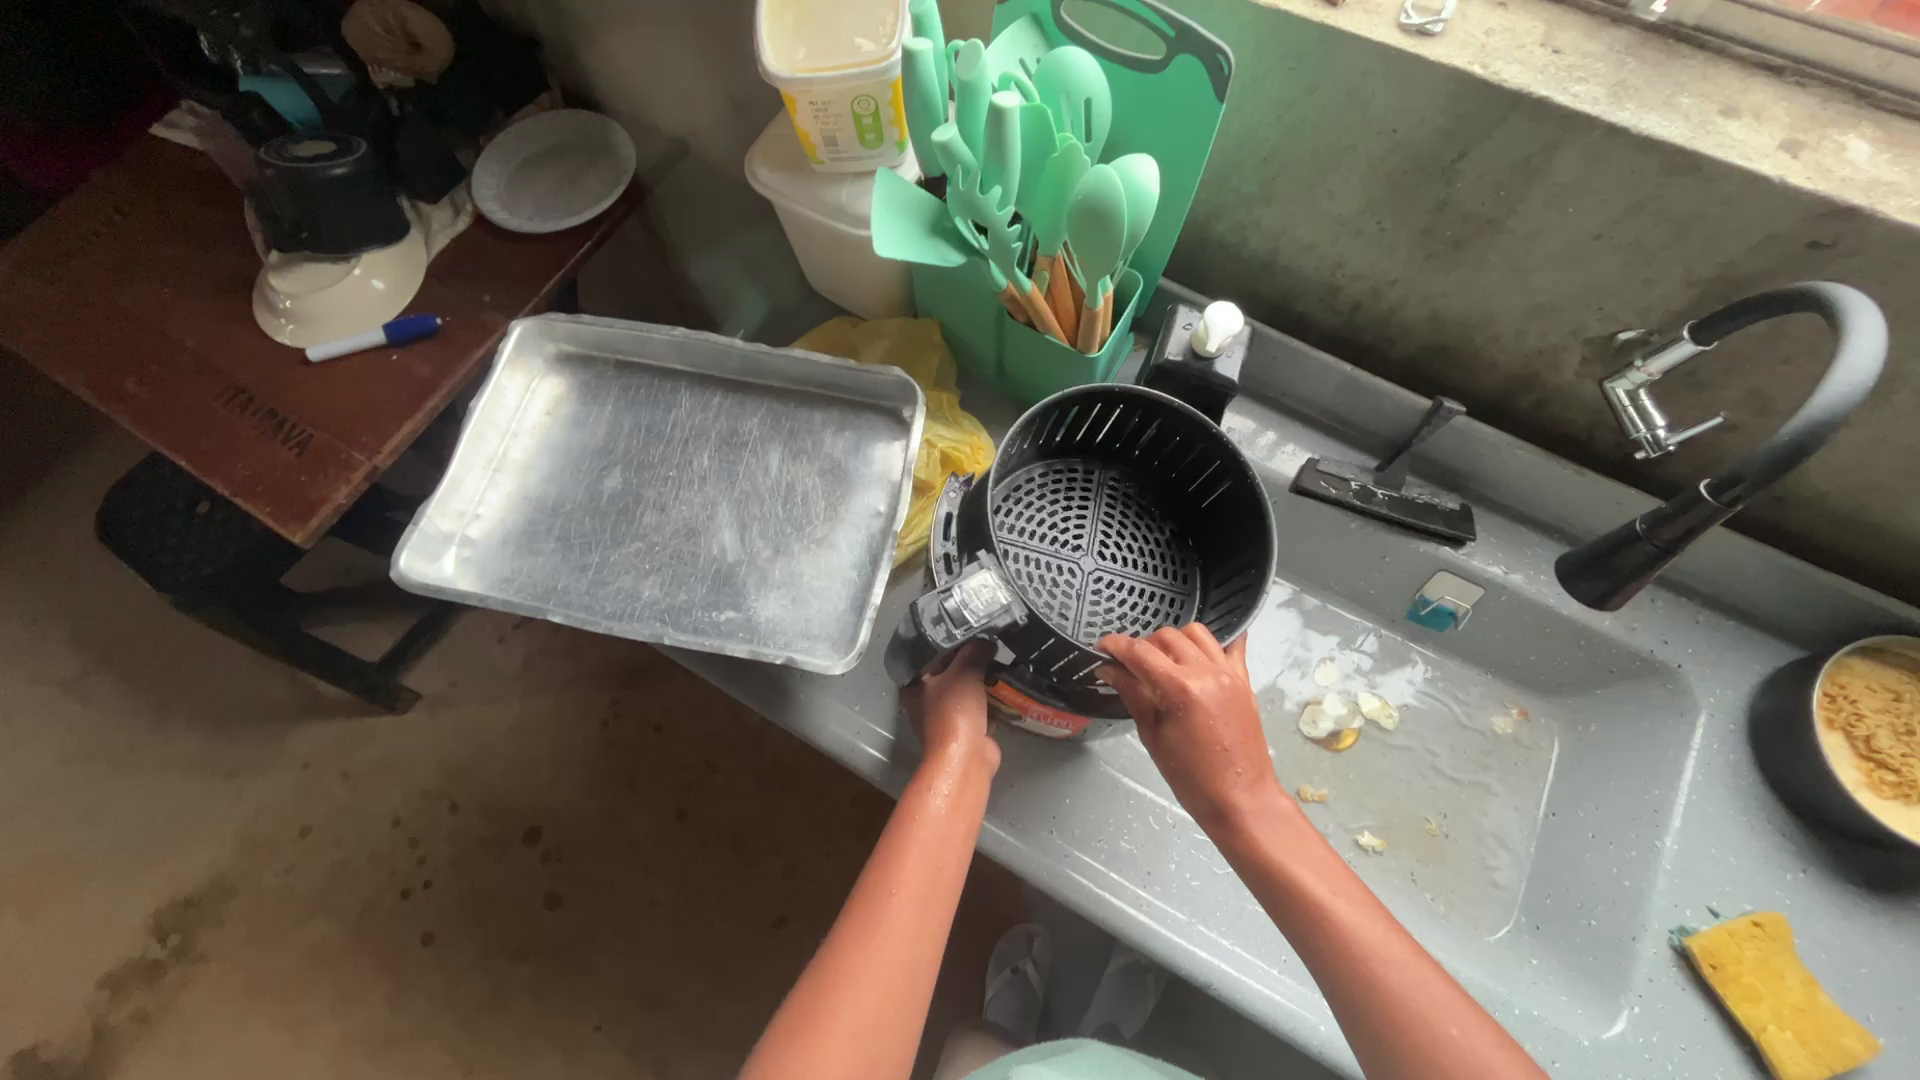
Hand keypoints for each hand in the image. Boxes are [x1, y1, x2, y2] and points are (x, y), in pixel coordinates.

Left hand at [903, 641, 999, 774]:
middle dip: (968, 662)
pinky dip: (989, 701)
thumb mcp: (965, 671)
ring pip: (964, 690)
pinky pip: (977, 708)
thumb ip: (975, 651)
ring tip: (998, 662)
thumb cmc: (955, 710)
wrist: (967, 757)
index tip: (970, 631)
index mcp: (913, 685)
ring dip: (980, 682)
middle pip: (948, 672)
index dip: (949, 641)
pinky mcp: (963, 730)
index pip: (929, 654)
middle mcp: (924, 700)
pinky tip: (1003, 688)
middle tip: (988, 645)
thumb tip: (987, 641)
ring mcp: (944, 717)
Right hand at [1097, 626, 1281, 832]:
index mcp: (1180, 688)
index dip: (1115, 646)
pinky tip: (1200, 651)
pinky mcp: (1244, 680)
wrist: (1241, 800)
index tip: (1100, 649)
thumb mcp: (1152, 736)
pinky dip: (1214, 642)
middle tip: (1130, 666)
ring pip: (1196, 633)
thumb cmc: (1191, 778)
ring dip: (1174, 640)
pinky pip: (1232, 645)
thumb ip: (1132, 694)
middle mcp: (1206, 671)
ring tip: (1163, 661)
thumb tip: (1109, 669)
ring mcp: (1229, 673)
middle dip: (1142, 645)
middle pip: (1166, 636)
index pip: (1139, 652)